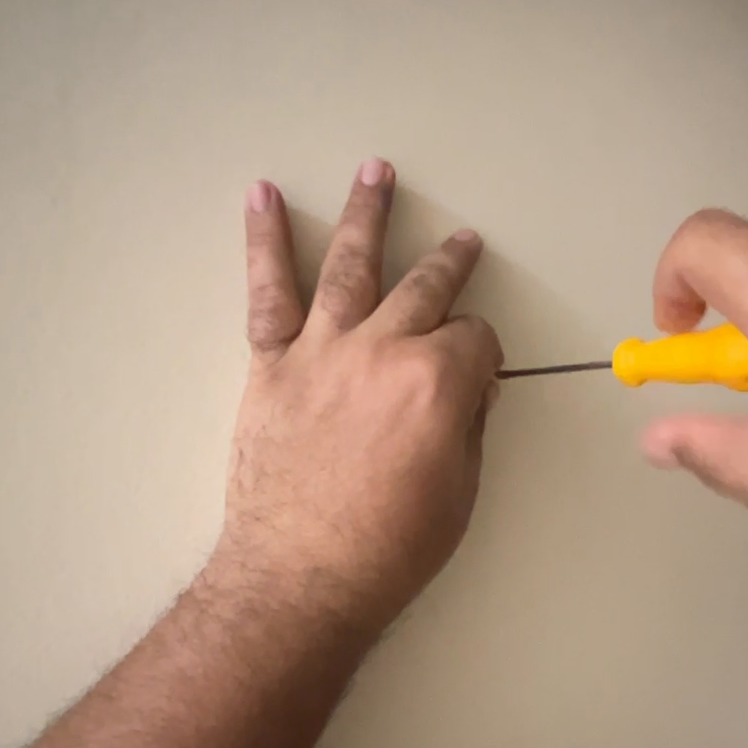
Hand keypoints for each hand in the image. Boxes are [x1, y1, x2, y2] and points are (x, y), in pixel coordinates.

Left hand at [199, 160, 501, 640]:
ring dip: (369, 214)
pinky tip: (264, 198)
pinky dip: (266, 242)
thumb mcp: (461, 490)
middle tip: (464, 241)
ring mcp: (324, 350)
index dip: (483, 355)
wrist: (302, 576)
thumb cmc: (395, 545)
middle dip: (451, 263)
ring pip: (354, 265)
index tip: (478, 376)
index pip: (477, 340)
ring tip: (376, 171)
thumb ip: (467, 423)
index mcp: (441, 381)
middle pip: (427, 288)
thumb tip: (470, 387)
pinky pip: (269, 292)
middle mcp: (386, 349)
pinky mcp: (273, 364)